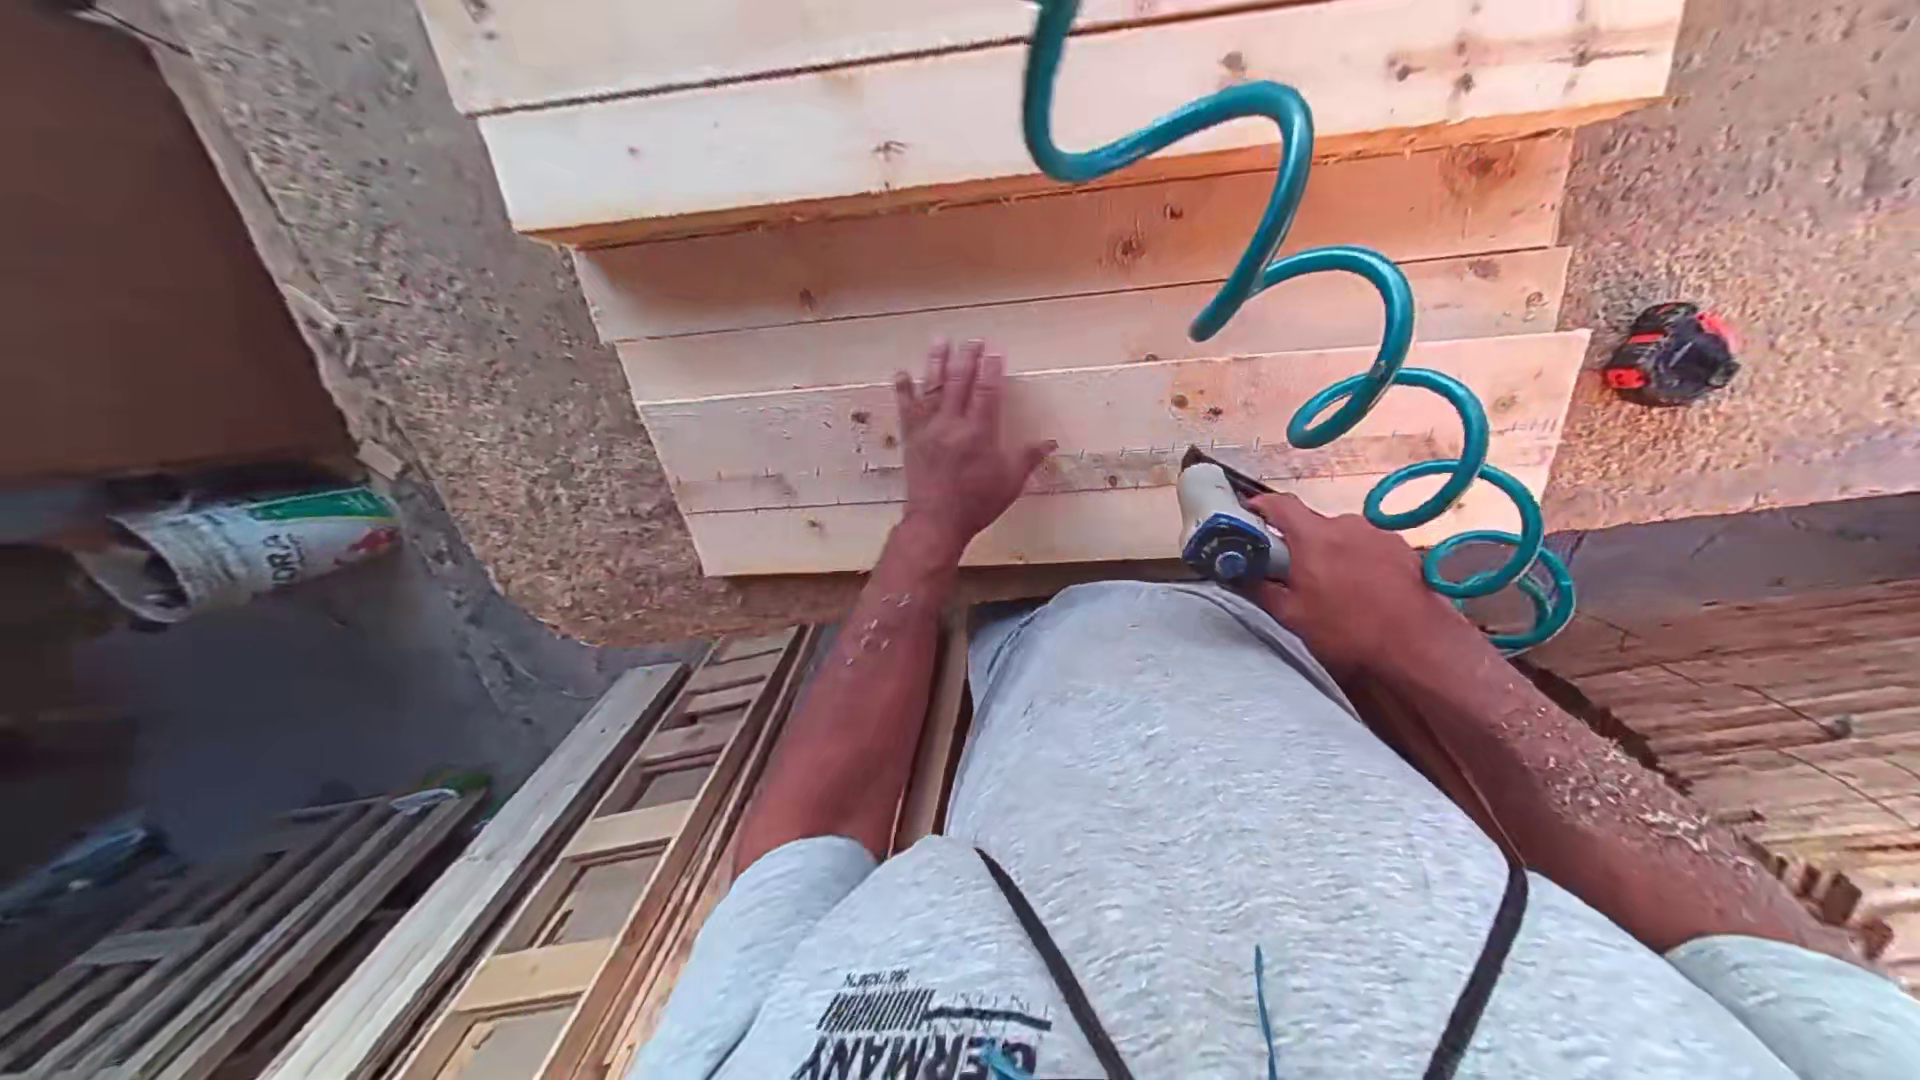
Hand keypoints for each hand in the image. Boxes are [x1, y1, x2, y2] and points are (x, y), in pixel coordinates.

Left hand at [892, 340, 1055, 556]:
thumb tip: (1051, 442)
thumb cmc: (977, 503)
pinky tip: (901, 373)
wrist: (936, 522)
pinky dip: (904, 390)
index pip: (987, 391)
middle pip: (959, 382)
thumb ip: (1029, 458)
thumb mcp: (1010, 482)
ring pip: (931, 388)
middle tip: (972, 340)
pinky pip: (906, 409)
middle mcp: (952, 425)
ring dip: (936, 363)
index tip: (995, 350)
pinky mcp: (911, 439)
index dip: (991, 369)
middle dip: (966, 358)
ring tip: (940, 341)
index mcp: (978, 433)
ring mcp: (928, 430)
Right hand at [1246, 493, 1486, 679]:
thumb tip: (1243, 576)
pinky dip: (1357, 561)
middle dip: (1298, 543)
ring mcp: (1380, 535)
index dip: (1260, 506)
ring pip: (1341, 536)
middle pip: (1311, 523)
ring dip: (1330, 553)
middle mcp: (1348, 526)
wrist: (1420, 648)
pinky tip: (1361, 590)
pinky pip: (1368, 547)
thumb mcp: (1291, 615)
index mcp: (1314, 537)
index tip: (1249, 514)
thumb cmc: (1349, 631)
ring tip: (1332, 587)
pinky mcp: (1404, 549)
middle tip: (1291, 572)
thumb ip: (1262, 589)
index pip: (1279, 505)